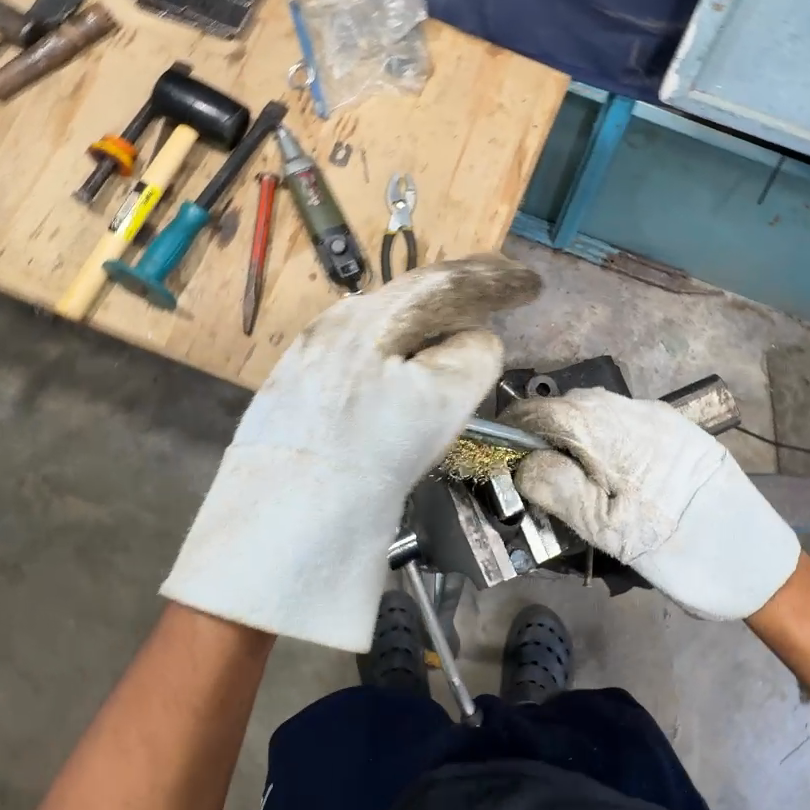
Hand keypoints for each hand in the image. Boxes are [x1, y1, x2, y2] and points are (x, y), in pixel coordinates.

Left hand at [162, 253, 540, 651]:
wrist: (278, 529)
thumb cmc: (369, 463)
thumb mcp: (440, 405)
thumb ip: (470, 357)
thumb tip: (473, 339)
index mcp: (374, 318)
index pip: (447, 283)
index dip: (494, 280)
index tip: (530, 283)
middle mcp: (336, 323)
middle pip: (410, 296)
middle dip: (458, 296)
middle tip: (497, 296)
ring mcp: (309, 354)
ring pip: (382, 323)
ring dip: (425, 323)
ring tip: (456, 333)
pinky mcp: (294, 387)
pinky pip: (358, 350)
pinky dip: (393, 349)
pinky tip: (399, 370)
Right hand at [507, 389, 799, 619]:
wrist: (758, 565)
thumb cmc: (682, 554)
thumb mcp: (612, 533)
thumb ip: (561, 490)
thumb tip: (523, 462)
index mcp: (621, 434)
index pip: (554, 410)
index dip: (521, 425)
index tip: (499, 448)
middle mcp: (643, 414)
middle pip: (577, 407)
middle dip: (546, 430)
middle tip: (528, 470)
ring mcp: (665, 422)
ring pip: (602, 413)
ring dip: (575, 435)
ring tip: (563, 474)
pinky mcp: (681, 435)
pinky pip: (627, 424)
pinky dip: (603, 440)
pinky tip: (602, 472)